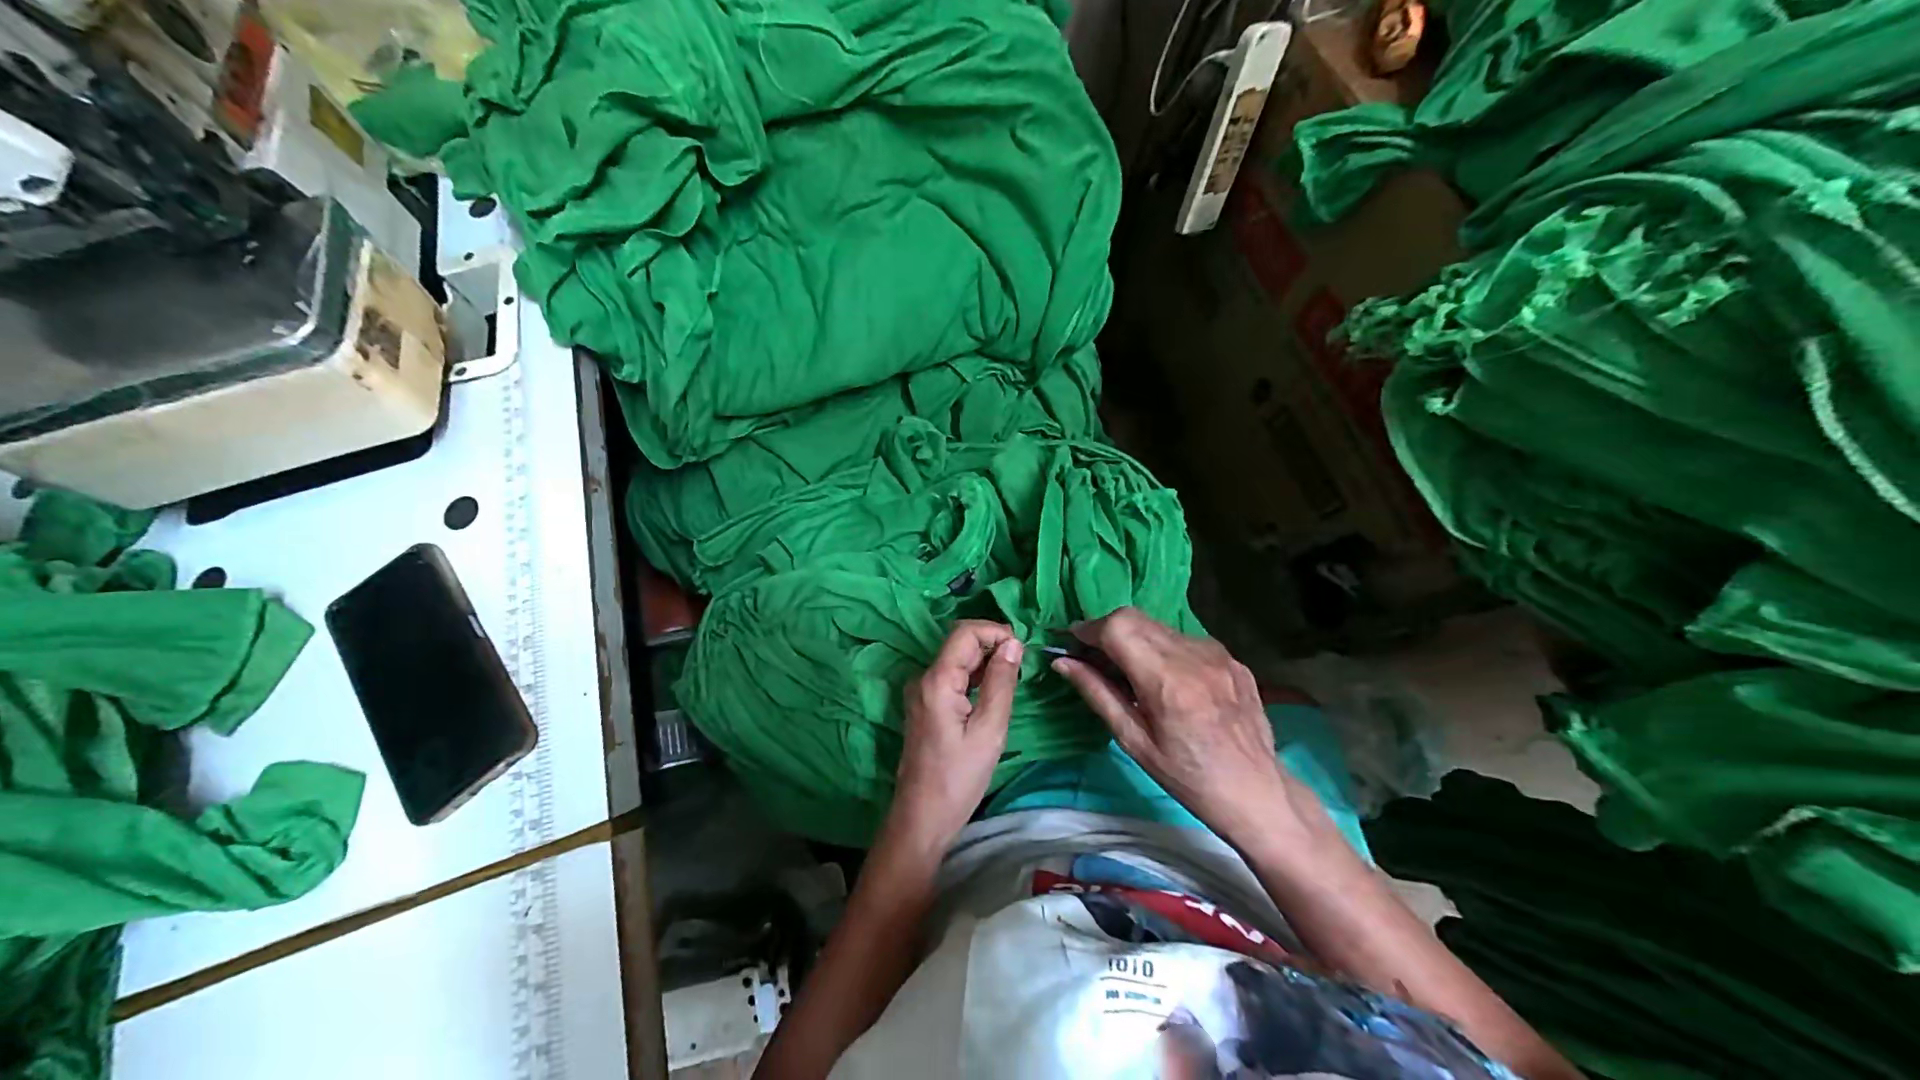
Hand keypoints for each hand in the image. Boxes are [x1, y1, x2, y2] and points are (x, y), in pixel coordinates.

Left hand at [892, 620, 1022, 844]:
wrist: (922, 817)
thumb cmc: (959, 778)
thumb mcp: (990, 729)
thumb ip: (1001, 682)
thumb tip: (1013, 644)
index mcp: (937, 680)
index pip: (965, 632)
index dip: (995, 631)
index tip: (1022, 649)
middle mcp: (923, 678)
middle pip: (959, 642)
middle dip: (992, 644)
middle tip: (1021, 666)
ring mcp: (921, 692)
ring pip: (956, 659)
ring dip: (985, 660)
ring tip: (1012, 679)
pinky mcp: (924, 705)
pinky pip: (951, 677)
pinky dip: (974, 676)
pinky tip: (993, 693)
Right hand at [1050, 608, 1302, 844]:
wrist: (1256, 792)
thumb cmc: (1187, 777)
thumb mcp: (1133, 741)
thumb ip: (1098, 694)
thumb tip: (1063, 663)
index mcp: (1167, 681)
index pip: (1118, 627)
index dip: (1089, 630)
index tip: (1074, 646)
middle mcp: (1194, 656)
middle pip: (1135, 618)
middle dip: (1107, 632)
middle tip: (1095, 660)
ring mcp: (1218, 653)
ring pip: (1159, 627)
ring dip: (1135, 640)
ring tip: (1131, 675)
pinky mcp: (1232, 658)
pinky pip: (1185, 641)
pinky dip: (1165, 651)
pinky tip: (1167, 683)